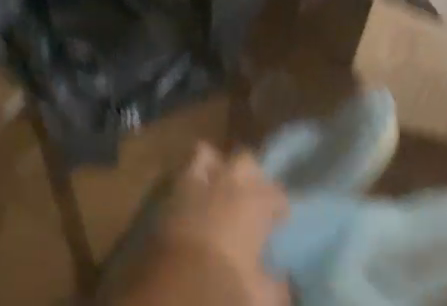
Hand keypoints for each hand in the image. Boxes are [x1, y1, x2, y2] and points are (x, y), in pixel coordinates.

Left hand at [118, 145, 290, 305]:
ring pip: (207, 156)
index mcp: (256, 202)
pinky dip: (186, 183)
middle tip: (249, 198)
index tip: (278, 222)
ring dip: (214, 168)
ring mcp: (195, 185)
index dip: (279, 207)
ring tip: (216, 186)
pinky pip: (178, 176)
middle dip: (249, 175)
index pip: (277, 194)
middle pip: (245, 161)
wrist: (169, 289)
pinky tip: (188, 198)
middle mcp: (228, 183)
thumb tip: (281, 279)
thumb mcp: (261, 295)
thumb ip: (276, 283)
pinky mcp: (165, 196)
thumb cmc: (224, 287)